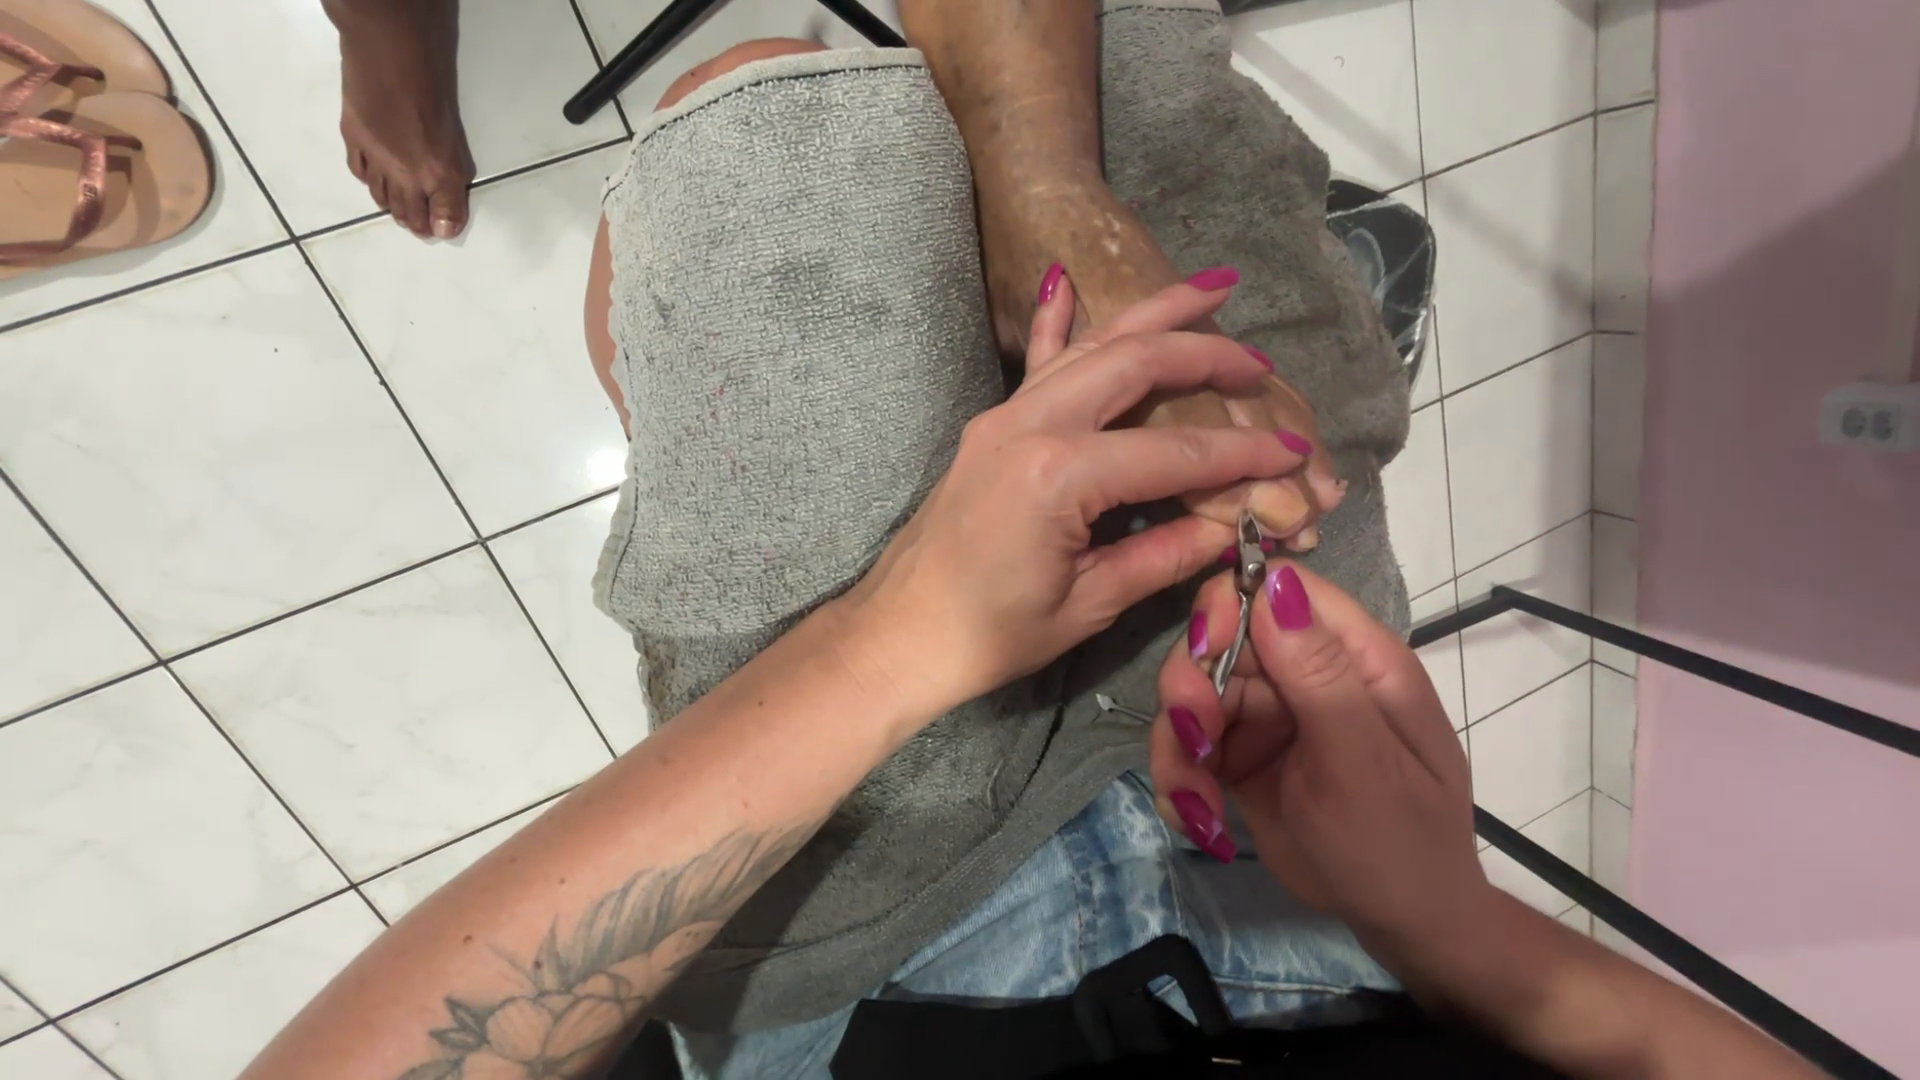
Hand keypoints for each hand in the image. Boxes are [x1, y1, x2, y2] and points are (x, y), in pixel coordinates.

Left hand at [838, 275, 1309, 716]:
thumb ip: (1164, 554)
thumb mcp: (1087, 604)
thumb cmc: (989, 634)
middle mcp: (1030, 425)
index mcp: (1059, 474)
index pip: (1173, 452)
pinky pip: (1033, 364)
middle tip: (1260, 362)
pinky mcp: (990, 427)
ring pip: (1091, 348)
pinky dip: (1056, 322)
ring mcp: (1004, 418)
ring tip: (1209, 288)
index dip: (1239, 455)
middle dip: (1204, 355)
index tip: (1292, 456)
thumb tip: (1233, 528)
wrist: (901, 633)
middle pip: (1134, 366)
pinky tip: (1065, 277)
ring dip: (1151, 318)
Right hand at [1146, 561, 1485, 953]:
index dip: (1228, 605)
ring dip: (1178, 749)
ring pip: (1189, 696)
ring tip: (1195, 808)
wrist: (1400, 923)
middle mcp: (1302, 673)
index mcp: (1352, 658)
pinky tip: (1197, 820)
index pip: (1278, 589)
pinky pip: (1187, 744)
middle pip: (1216, 642)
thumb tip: (1274, 581)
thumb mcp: (1363, 763)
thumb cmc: (1401, 844)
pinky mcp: (1238, 751)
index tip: (1202, 650)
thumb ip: (1319, 675)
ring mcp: (1266, 712)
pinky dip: (1179, 780)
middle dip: (1189, 691)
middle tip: (1193, 745)